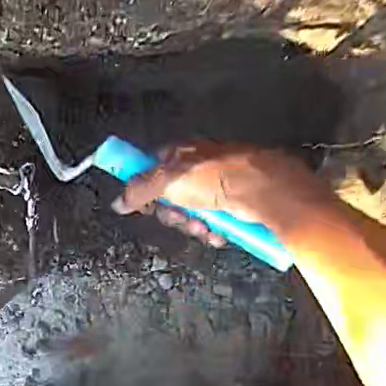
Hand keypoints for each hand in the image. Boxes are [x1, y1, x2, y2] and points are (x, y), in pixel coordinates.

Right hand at [111, 141, 327, 246]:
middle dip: (174, 215)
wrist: (267, 192)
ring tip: (206, 227)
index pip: (151, 169)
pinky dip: (214, 231)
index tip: (144, 205)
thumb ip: (139, 189)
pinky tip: (220, 231)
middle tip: (182, 218)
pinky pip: (214, 224)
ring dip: (194, 226)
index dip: (145, 189)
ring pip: (193, 215)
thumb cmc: (221, 178)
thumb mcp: (169, 181)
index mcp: (183, 154)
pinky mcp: (235, 206)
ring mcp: (219, 187)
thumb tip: (118, 201)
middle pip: (171, 198)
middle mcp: (200, 168)